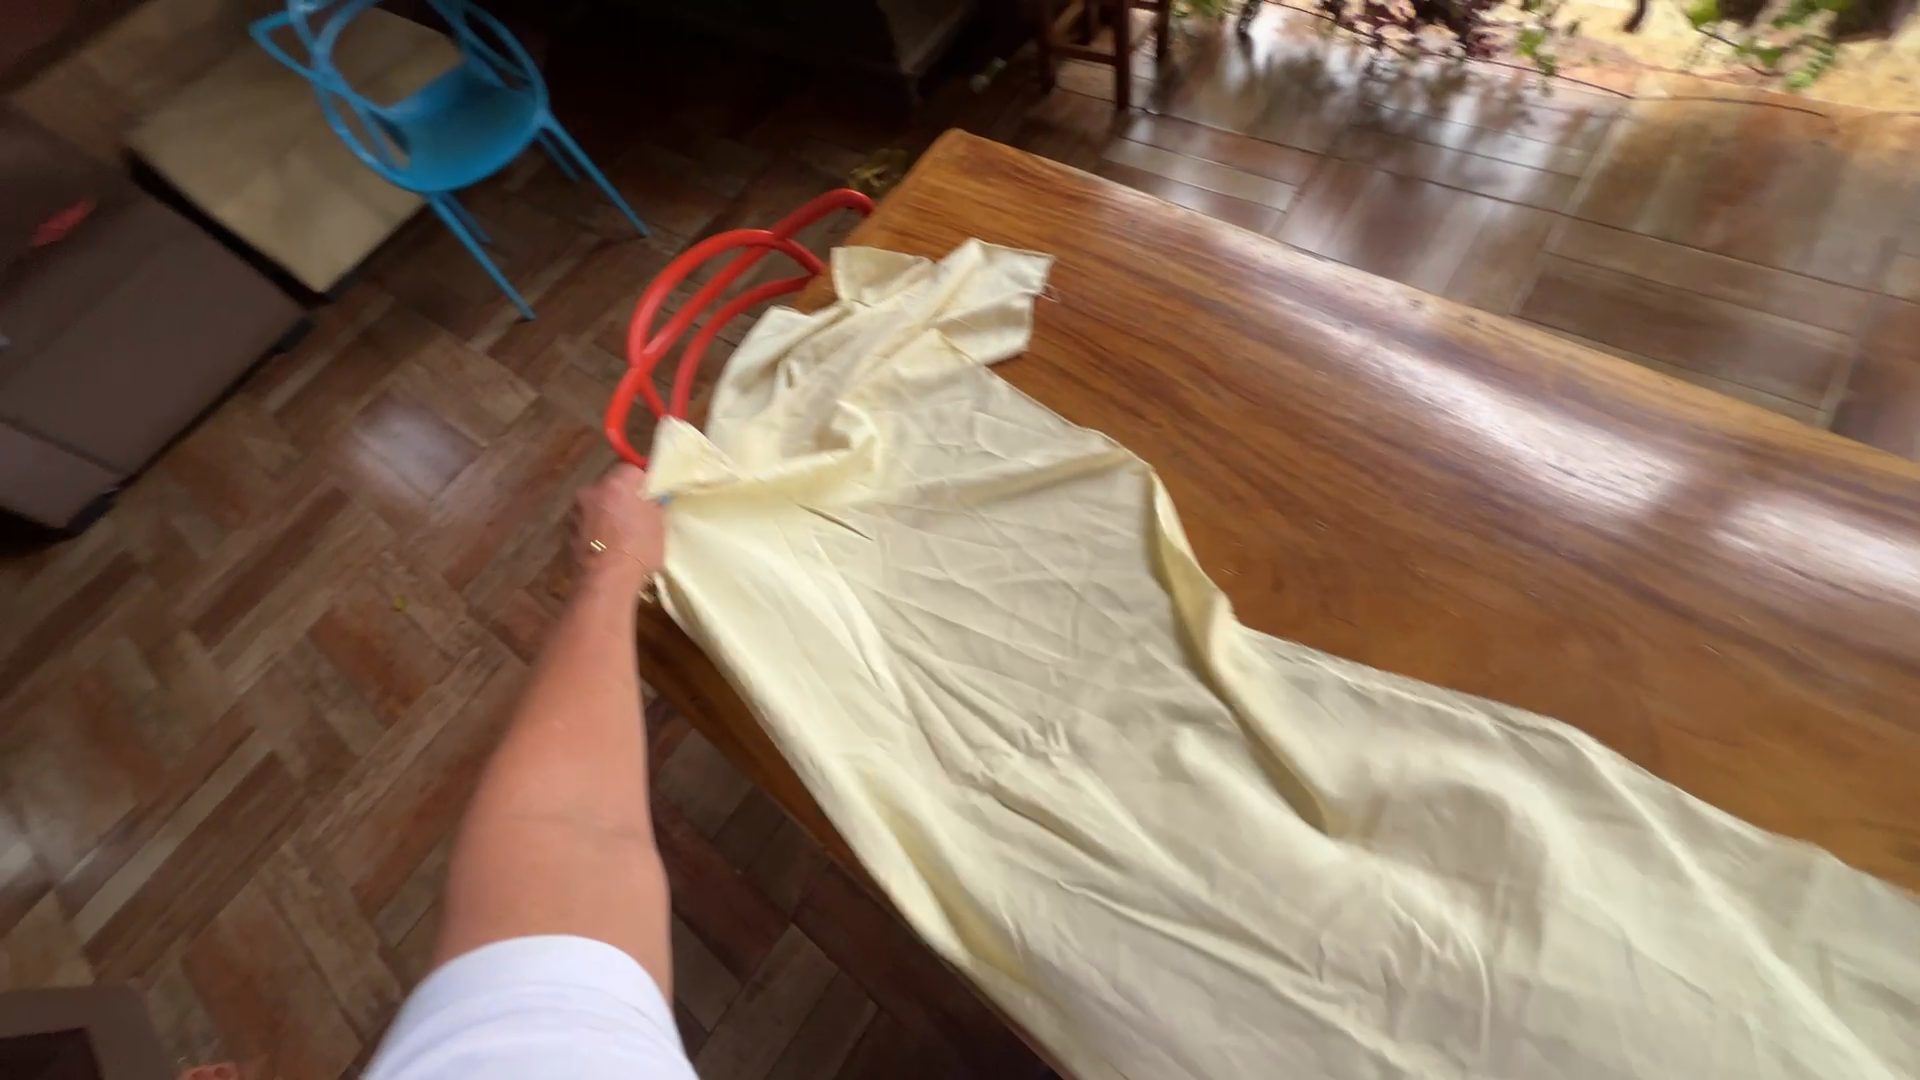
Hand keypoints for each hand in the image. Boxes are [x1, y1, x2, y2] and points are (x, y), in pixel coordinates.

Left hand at [570, 464, 664, 579]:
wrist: (606, 581)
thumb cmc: (638, 548)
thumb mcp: (658, 525)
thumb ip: (653, 505)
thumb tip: (652, 501)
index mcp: (614, 485)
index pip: (630, 468)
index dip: (642, 480)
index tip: (651, 495)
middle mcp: (589, 493)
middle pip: (609, 486)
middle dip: (622, 496)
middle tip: (637, 514)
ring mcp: (574, 513)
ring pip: (595, 505)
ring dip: (605, 513)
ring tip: (619, 534)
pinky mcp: (565, 533)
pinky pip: (585, 523)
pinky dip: (594, 529)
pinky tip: (606, 546)